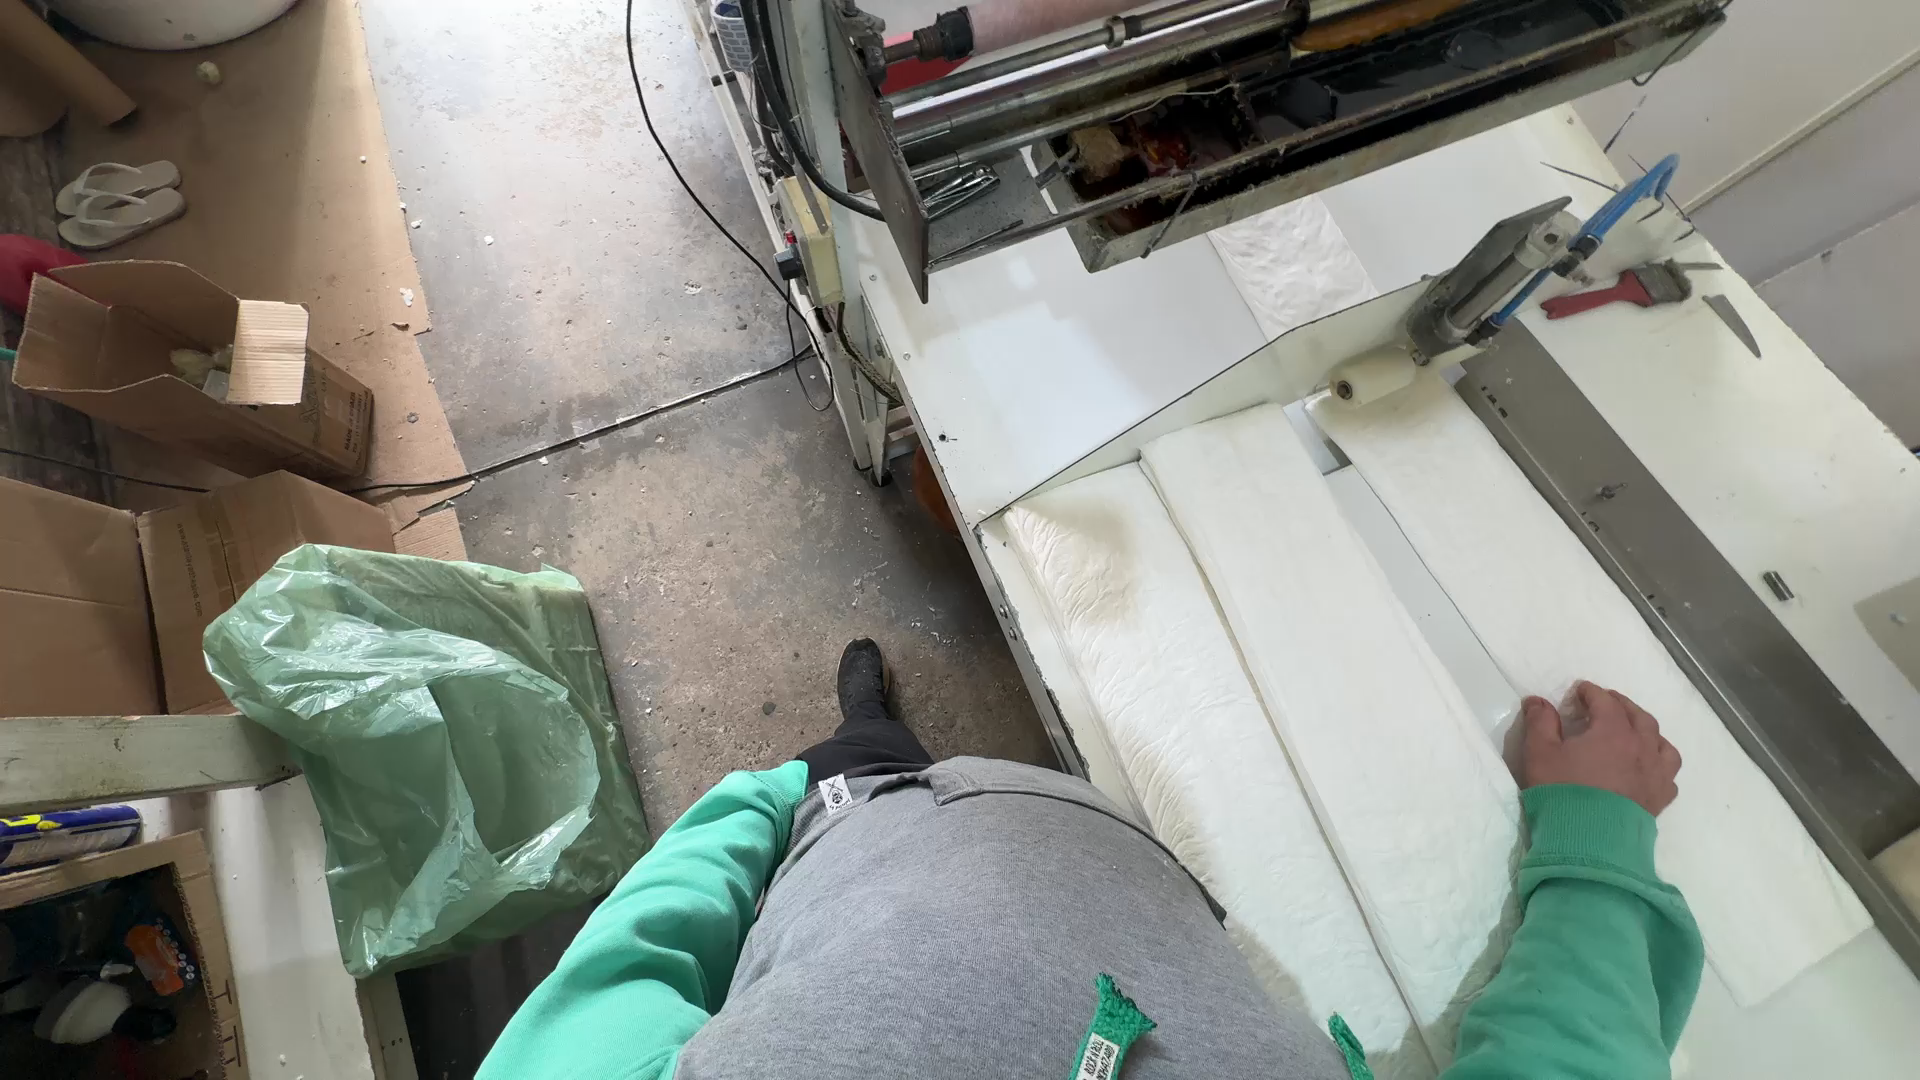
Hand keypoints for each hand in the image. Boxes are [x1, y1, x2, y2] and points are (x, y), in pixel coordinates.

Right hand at [1520, 681, 1680, 815]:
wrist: (1591, 834)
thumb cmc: (1562, 787)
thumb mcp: (1540, 750)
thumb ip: (1541, 721)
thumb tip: (1539, 701)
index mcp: (1612, 732)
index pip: (1606, 703)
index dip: (1592, 692)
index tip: (1580, 689)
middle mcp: (1642, 748)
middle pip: (1640, 717)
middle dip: (1622, 705)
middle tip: (1607, 701)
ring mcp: (1657, 773)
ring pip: (1661, 742)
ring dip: (1647, 730)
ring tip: (1634, 729)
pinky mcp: (1661, 796)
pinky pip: (1668, 771)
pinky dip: (1658, 759)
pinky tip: (1648, 764)